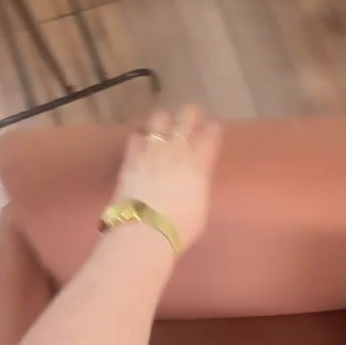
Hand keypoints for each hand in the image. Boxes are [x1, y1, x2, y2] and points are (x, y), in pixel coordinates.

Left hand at [113, 105, 222, 252]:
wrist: (146, 230)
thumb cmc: (180, 226)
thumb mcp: (201, 206)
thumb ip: (198, 185)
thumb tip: (194, 180)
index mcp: (200, 162)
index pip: (212, 133)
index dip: (213, 129)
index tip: (213, 130)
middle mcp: (178, 149)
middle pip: (187, 115)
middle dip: (190, 115)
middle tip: (190, 120)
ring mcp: (153, 150)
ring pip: (159, 118)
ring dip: (162, 121)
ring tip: (162, 128)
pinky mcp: (131, 156)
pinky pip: (135, 137)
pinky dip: (139, 140)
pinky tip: (140, 146)